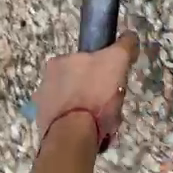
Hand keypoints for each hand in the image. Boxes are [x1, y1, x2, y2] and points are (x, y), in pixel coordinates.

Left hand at [33, 33, 139, 151]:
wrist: (75, 136)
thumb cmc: (95, 92)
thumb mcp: (118, 58)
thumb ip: (125, 43)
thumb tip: (129, 37)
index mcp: (57, 62)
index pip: (82, 60)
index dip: (101, 67)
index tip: (112, 78)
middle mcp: (44, 83)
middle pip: (79, 83)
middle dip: (96, 91)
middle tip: (111, 99)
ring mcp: (43, 109)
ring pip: (75, 104)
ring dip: (90, 109)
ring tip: (106, 118)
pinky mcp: (47, 131)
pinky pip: (71, 124)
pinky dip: (82, 126)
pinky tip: (96, 130)